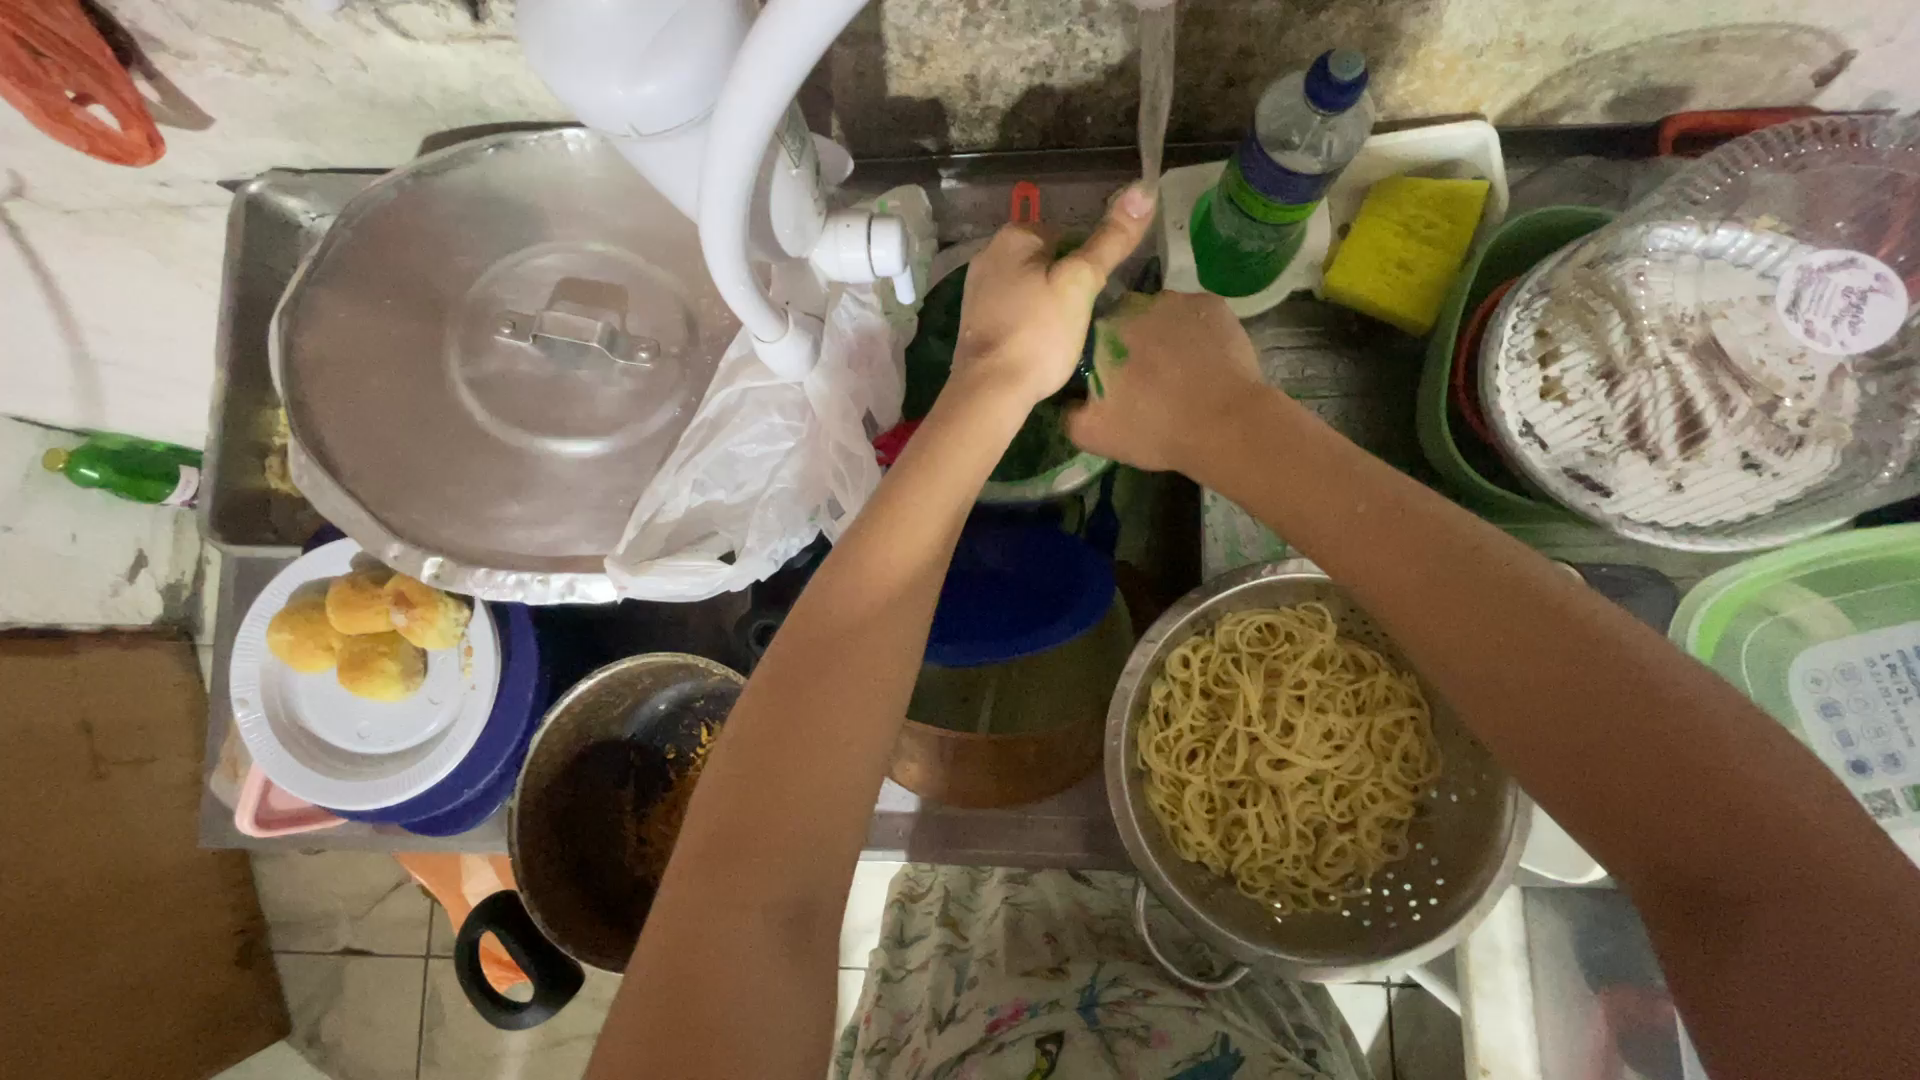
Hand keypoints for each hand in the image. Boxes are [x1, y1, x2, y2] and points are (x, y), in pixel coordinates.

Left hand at [947, 183, 1155, 408]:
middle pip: (1046, 261)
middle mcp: (987, 254)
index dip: (1086, 265)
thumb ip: (1110, 241)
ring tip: (1058, 335)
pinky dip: (1027, 324)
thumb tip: (1144, 189)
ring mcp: (975, 290)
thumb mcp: (1081, 284)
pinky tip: (1036, 345)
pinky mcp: (973, 322)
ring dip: (1047, 306)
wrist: (989, 390)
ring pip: (1029, 287)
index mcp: (1013, 235)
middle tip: (1076, 319)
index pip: (1068, 234)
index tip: (1091, 296)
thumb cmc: (1038, 334)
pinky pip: (1013, 311)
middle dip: (1065, 285)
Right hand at [1066, 290, 1268, 471]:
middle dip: (1129, 339)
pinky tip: (1201, 359)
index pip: (1089, 331)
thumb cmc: (1154, 430)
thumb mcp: (1093, 435)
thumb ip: (1067, 413)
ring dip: (1162, 333)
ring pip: (1160, 312)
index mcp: (1102, 329)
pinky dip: (1193, 331)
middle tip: (1143, 374)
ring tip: (1176, 368)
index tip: (1108, 376)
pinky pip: (1193, 313)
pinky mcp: (1214, 304)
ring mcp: (1179, 300)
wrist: (1225, 425)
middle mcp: (1137, 303)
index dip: (1097, 354)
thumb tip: (1067, 398)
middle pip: (1125, 316)